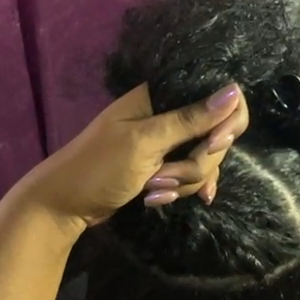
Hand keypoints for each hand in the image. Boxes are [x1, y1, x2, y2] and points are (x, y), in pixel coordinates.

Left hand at [21, 83, 248, 230]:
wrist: (63, 207)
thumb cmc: (98, 167)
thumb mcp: (145, 142)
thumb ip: (190, 120)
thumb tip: (235, 91)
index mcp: (162, 96)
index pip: (220, 98)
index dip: (226, 123)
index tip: (213, 145)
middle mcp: (170, 114)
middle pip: (216, 135)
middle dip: (196, 163)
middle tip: (163, 176)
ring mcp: (168, 143)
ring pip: (205, 161)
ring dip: (184, 181)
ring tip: (152, 190)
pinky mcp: (166, 167)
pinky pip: (192, 177)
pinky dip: (181, 189)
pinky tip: (161, 200)